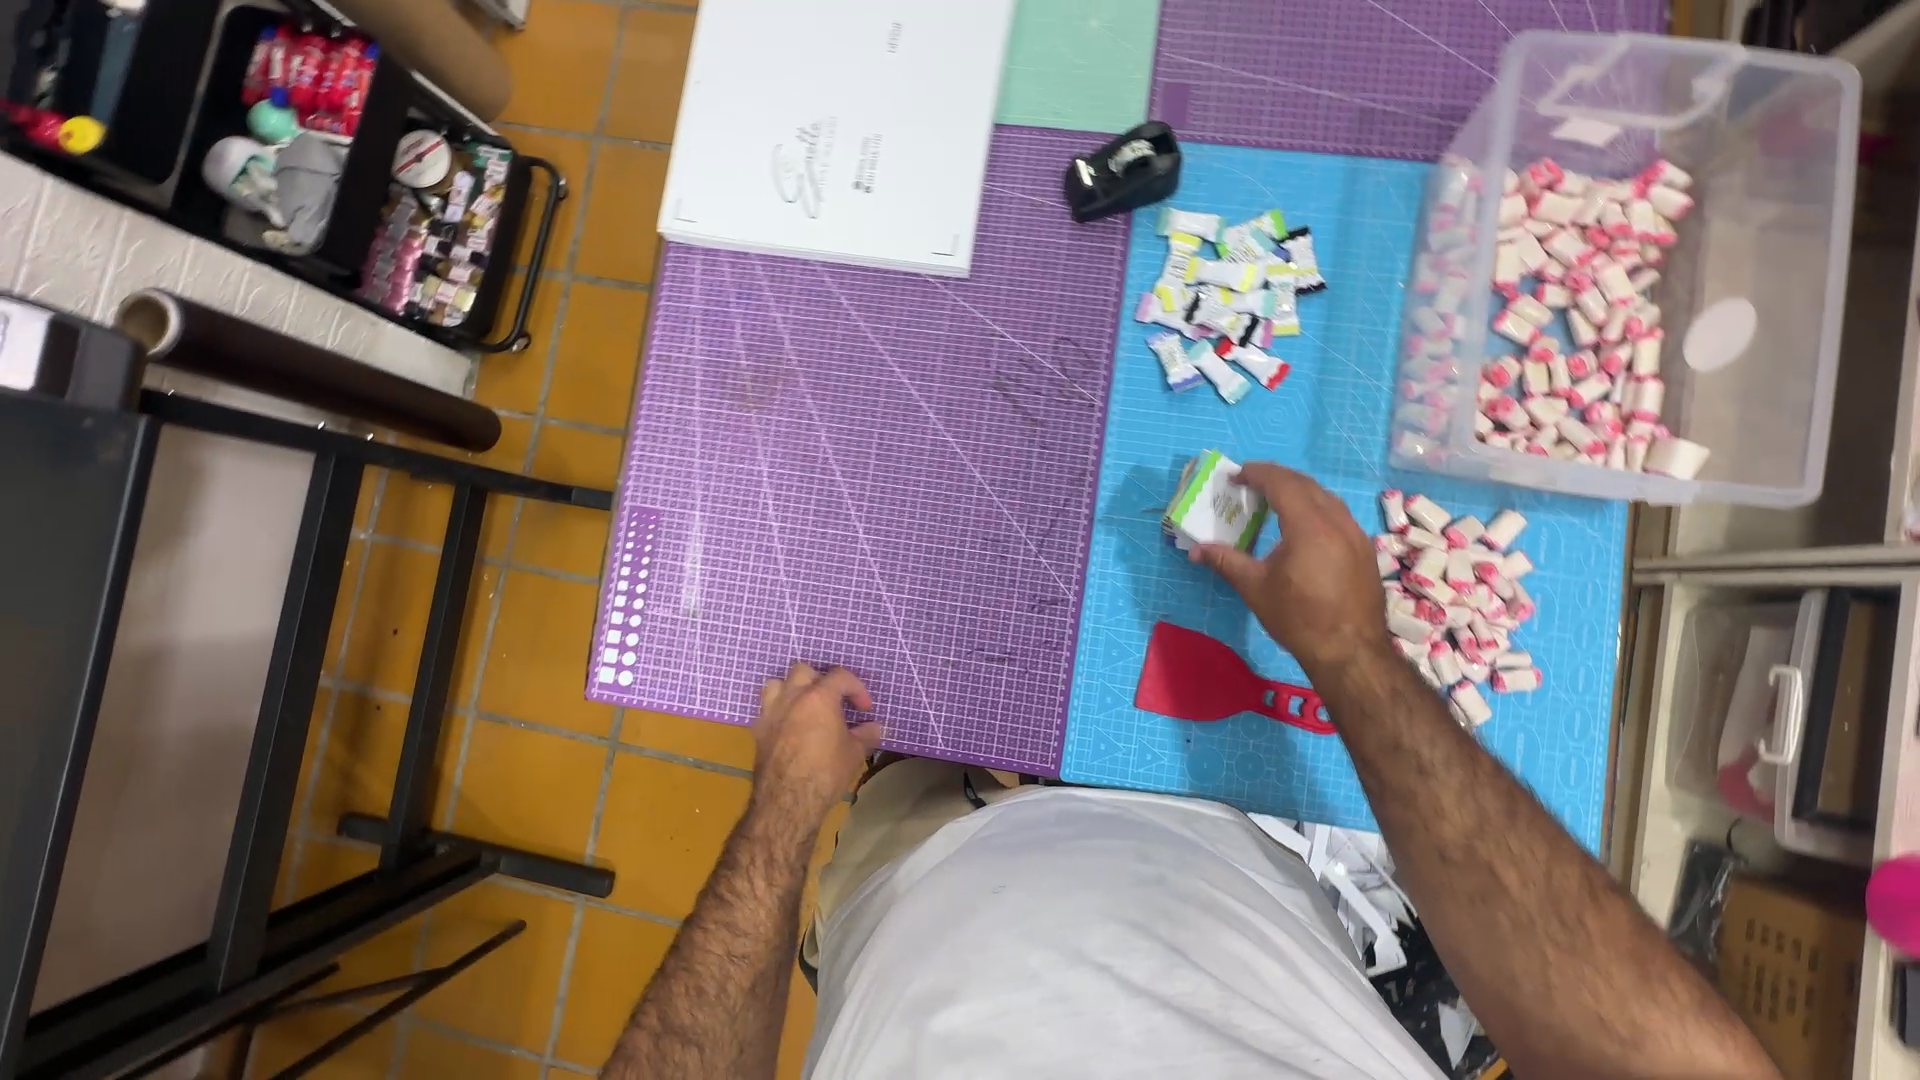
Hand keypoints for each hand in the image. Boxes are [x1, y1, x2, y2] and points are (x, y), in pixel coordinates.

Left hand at [752, 662, 883, 818]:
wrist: (788, 801)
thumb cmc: (826, 772)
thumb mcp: (855, 752)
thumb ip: (867, 734)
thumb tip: (876, 727)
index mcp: (819, 697)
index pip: (841, 676)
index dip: (857, 689)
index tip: (865, 709)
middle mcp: (792, 697)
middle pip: (804, 671)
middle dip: (821, 681)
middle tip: (832, 702)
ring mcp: (771, 712)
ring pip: (777, 683)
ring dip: (792, 689)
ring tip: (805, 706)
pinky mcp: (758, 729)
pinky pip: (766, 708)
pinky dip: (778, 710)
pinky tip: (788, 726)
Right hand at [1190, 463, 1390, 677]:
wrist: (1350, 651)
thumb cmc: (1298, 618)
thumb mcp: (1255, 587)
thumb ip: (1226, 561)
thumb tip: (1195, 550)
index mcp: (1309, 526)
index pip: (1281, 483)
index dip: (1257, 474)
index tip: (1236, 476)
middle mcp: (1337, 522)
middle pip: (1306, 484)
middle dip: (1277, 477)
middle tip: (1251, 482)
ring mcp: (1356, 534)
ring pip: (1326, 497)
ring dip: (1299, 490)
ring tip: (1275, 500)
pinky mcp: (1364, 549)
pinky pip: (1339, 514)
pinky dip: (1316, 507)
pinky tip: (1304, 526)